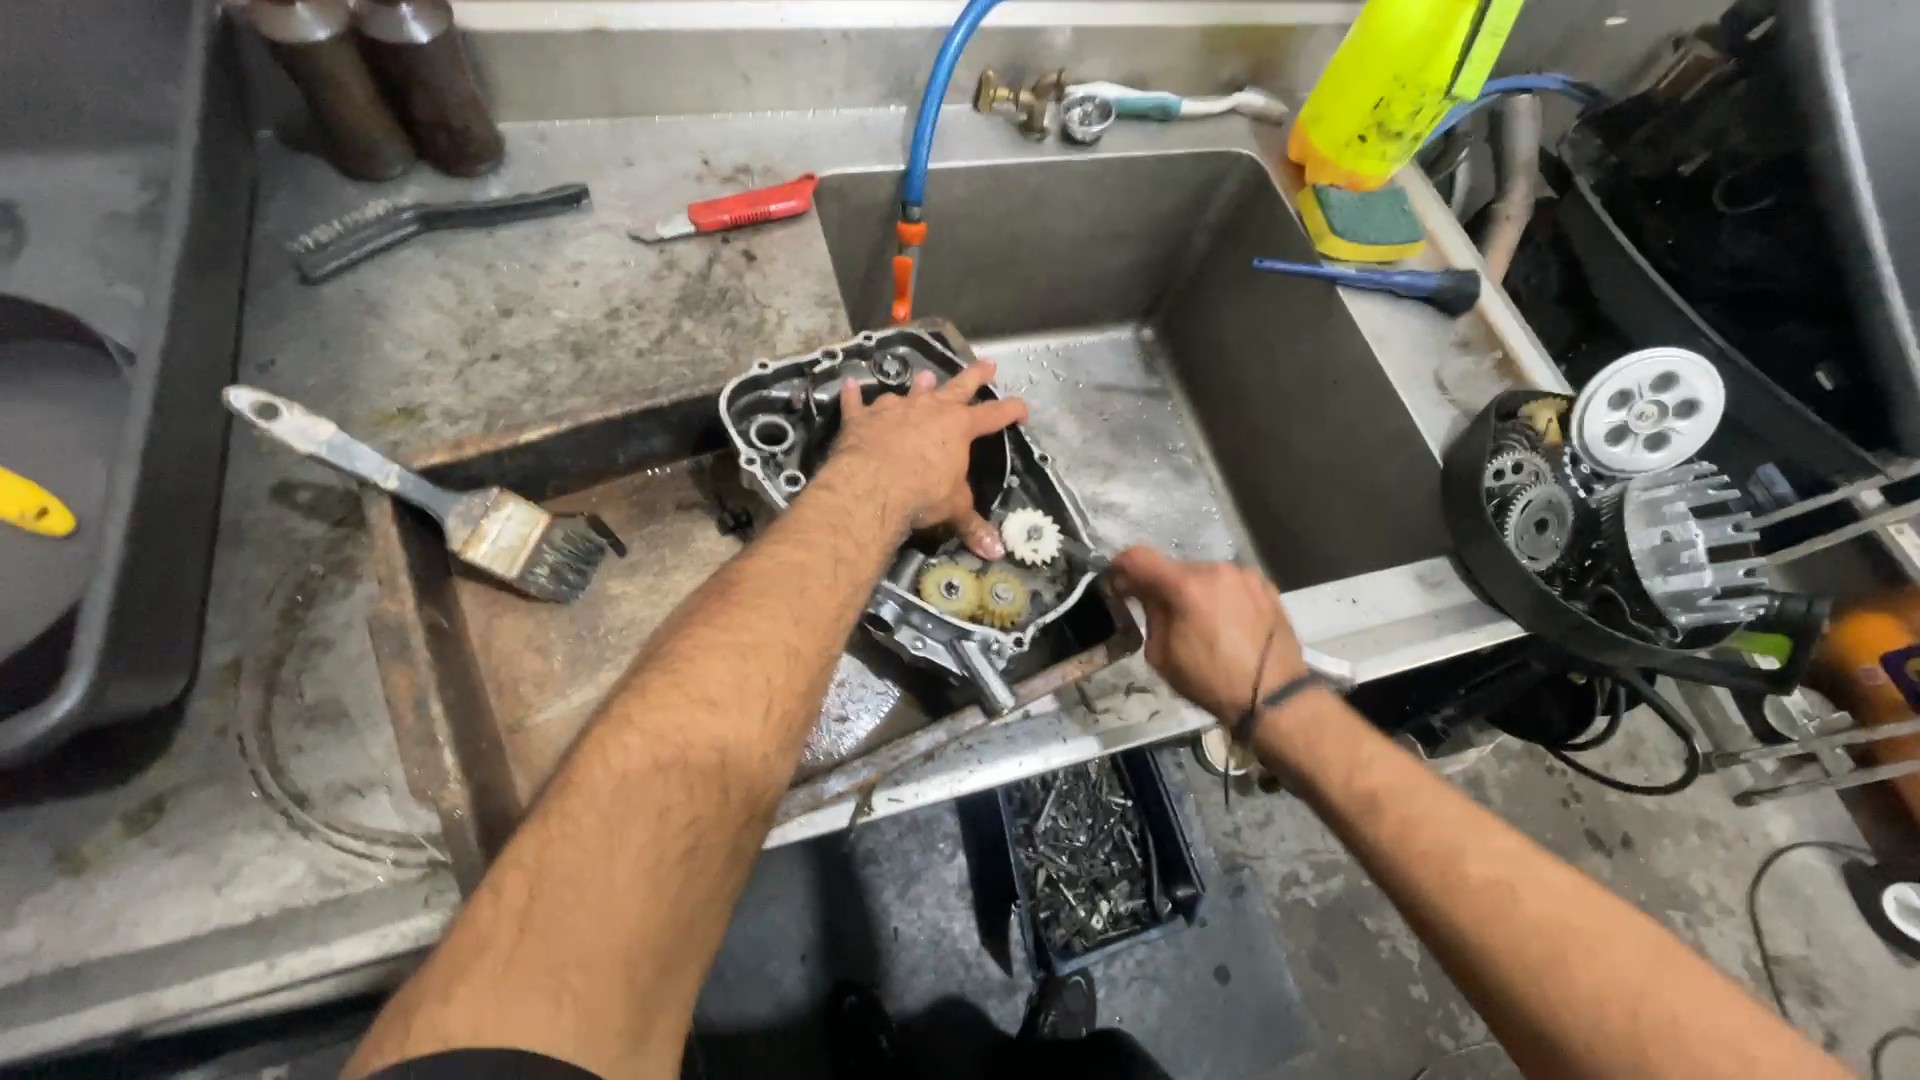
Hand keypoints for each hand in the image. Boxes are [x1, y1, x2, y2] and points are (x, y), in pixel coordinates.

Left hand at [829, 359, 1027, 558]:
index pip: (993, 415)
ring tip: (925, 375)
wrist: (872, 486)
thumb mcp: (953, 509)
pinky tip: (850, 385)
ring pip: (910, 391)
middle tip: (987, 364)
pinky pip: (857, 403)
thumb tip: (995, 552)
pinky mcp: (861, 418)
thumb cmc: (922, 494)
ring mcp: (894, 409)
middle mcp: (929, 410)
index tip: (1022, 408)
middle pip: (958, 386)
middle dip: (975, 375)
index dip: (1010, 411)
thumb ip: (972, 525)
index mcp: (959, 427)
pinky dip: (854, 396)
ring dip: (919, 385)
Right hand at [1110, 546, 1307, 722]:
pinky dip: (1220, 596)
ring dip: (1193, 590)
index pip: (1138, 557)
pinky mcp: (1265, 585)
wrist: (1274, 695)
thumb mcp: (1161, 655)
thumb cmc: (1210, 680)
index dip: (1121, 566)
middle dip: (1162, 586)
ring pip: (1204, 575)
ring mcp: (1244, 575)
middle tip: (1162, 612)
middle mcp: (1214, 570)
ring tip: (1200, 620)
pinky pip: (1230, 583)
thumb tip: (1146, 595)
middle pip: (1174, 568)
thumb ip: (1150, 615)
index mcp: (1184, 586)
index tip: (1118, 582)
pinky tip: (1226, 622)